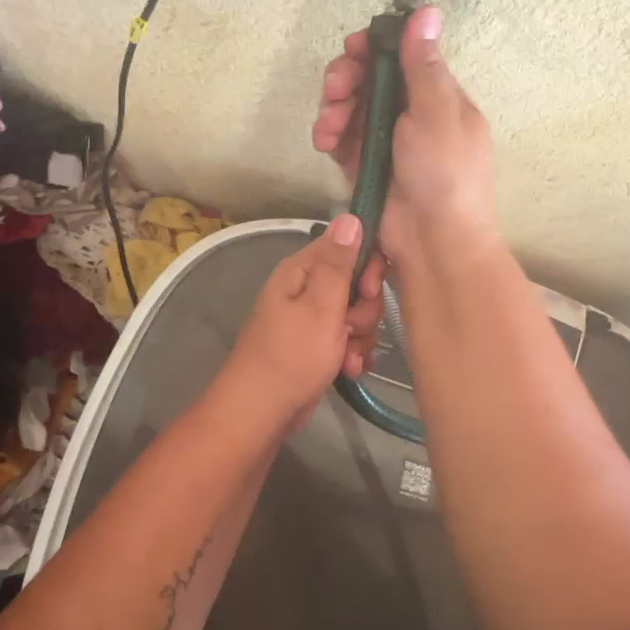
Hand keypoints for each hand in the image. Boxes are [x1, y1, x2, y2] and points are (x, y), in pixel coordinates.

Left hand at [215, 215, 385, 431]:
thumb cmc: (290, 357)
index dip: (368, 268)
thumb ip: (338, 264)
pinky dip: (351, 355)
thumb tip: (350, 217)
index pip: (348, 246)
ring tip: (346, 358)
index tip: (369, 292)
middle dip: (364, 311)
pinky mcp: (316, 346)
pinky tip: (348, 371)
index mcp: (301, 271)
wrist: (261, 413)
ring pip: (356, 315)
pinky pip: (347, 340)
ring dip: (360, 338)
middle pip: (356, 284)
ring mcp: (310, 319)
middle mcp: (304, 289)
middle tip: (350, 329)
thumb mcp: (320, 307)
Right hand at [310, 5, 498, 264]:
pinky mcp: (364, 166)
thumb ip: (423, 65)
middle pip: (368, 79)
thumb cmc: (445, 174)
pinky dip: (329, 135)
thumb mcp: (437, 112)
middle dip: (346, 78)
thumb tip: (426, 10)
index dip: (374, 47)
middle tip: (336, 89)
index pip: (400, 56)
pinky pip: (340, 139)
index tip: (355, 48)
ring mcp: (385, 141)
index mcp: (437, 96)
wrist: (433, 242)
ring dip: (333, 108)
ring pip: (349, 107)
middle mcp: (410, 114)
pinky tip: (325, 141)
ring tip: (329, 126)